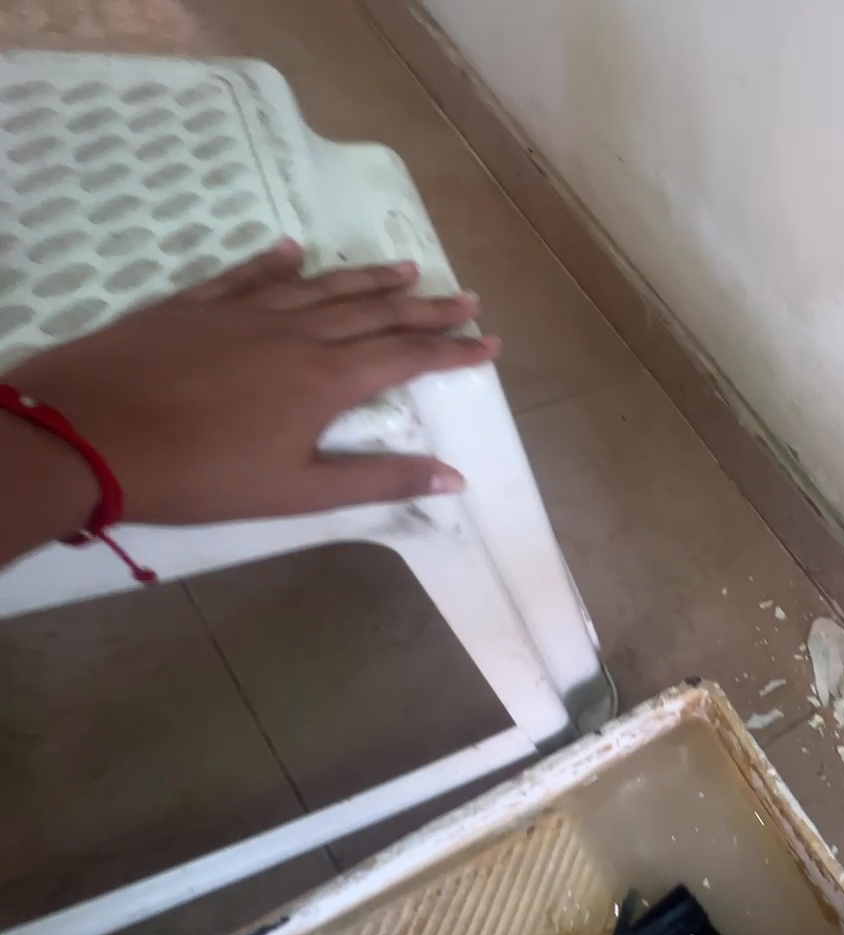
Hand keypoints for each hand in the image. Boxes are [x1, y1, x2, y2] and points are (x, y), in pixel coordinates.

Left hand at [4, 239, 495, 527]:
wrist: (68, 439)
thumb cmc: (197, 475)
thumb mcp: (300, 492)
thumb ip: (382, 480)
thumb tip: (455, 478)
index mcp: (327, 380)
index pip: (409, 357)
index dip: (455, 350)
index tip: (491, 343)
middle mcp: (295, 337)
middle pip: (377, 314)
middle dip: (429, 308)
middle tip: (469, 298)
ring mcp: (241, 316)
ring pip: (322, 288)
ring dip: (370, 278)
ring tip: (408, 266)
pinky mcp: (191, 309)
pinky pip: (244, 276)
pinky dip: (276, 263)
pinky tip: (294, 250)